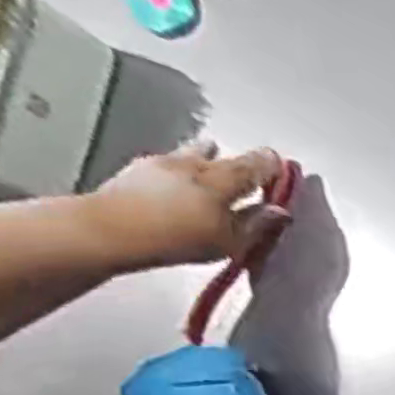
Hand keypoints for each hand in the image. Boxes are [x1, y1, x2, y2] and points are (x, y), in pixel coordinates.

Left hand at [85, 140, 290, 269]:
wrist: (113, 230)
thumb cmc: (180, 239)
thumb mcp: (231, 241)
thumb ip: (258, 224)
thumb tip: (281, 211)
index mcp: (221, 181)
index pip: (252, 168)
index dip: (269, 166)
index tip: (280, 163)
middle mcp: (193, 164)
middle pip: (222, 158)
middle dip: (240, 160)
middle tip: (253, 163)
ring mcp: (162, 163)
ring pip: (192, 153)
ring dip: (206, 154)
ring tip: (212, 153)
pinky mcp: (138, 169)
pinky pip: (170, 160)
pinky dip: (182, 163)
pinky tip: (181, 172)